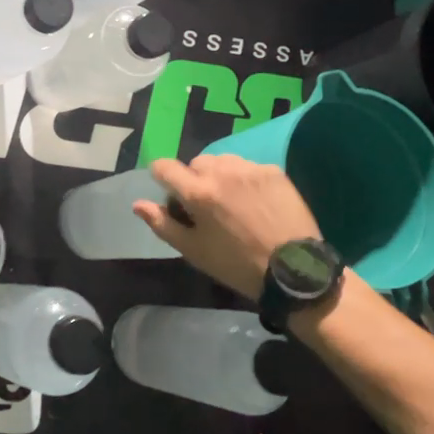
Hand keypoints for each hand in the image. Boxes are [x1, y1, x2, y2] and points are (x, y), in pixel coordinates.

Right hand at [133, 155, 322, 298]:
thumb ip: (163, 224)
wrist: (295, 272)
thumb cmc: (238, 265)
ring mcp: (250, 169)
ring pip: (222, 161)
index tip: (171, 195)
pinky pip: (248, 167)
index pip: (164, 167)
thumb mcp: (194, 251)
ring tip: (232, 202)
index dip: (162, 178)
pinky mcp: (273, 171)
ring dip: (220, 176)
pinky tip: (256, 203)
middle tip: (206, 207)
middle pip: (195, 164)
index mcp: (198, 192)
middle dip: (194, 180)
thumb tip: (138, 204)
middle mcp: (221, 171)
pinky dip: (245, 180)